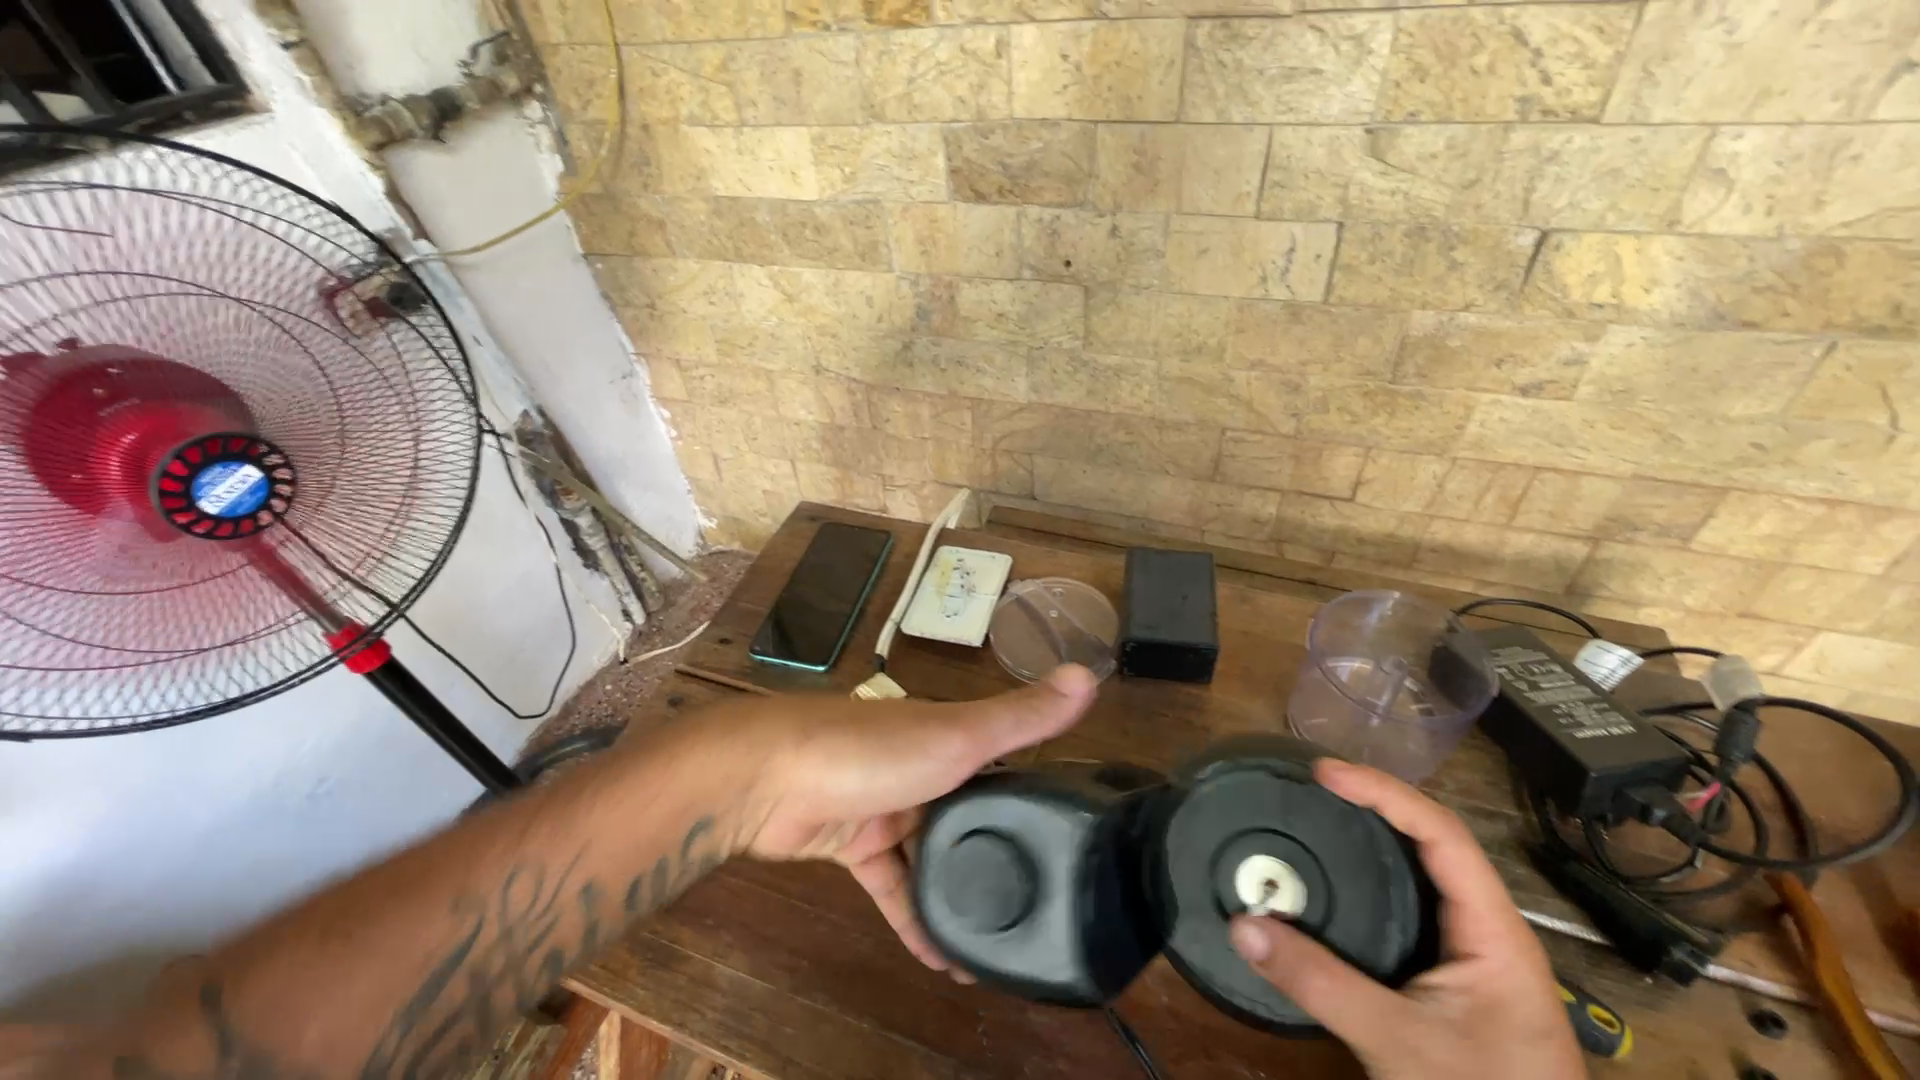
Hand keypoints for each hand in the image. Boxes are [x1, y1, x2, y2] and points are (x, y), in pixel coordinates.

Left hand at [731, 665, 1098, 972]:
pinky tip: (942, 959)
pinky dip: (915, 916)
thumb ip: (1023, 716)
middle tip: (1037, 902)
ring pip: (931, 856)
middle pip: (968, 813)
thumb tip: (1090, 673)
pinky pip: (893, 885)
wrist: (766, 778)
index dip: (1036, 794)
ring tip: (996, 942)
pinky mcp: (852, 844)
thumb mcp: (959, 733)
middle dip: (996, 852)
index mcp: (946, 735)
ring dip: (957, 894)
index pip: (1004, 761)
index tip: (1072, 834)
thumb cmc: (872, 750)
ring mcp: (883, 806)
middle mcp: (918, 766)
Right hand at [1228, 760, 1582, 1079]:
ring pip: (1426, 872)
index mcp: (1493, 931)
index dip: (1384, 792)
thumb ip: (1320, 983)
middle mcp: (1489, 929)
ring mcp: (1475, 953)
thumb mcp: (1396, 1043)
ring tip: (1322, 814)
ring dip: (1377, 835)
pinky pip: (1413, 904)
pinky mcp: (1455, 976)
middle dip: (1377, 801)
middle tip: (1314, 785)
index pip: (1442, 834)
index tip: (1324, 772)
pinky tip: (1340, 881)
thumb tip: (1242, 926)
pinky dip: (1374, 876)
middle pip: (1436, 840)